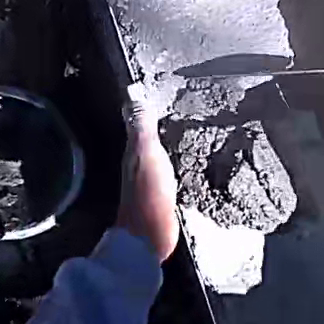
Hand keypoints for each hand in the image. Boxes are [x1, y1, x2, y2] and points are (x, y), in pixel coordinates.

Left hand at [117, 88, 178, 261]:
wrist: (149, 239)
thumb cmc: (148, 195)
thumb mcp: (148, 155)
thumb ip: (142, 126)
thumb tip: (133, 91)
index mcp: (134, 151)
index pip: (138, 119)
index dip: (146, 103)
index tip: (159, 85)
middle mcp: (139, 163)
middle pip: (149, 135)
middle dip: (161, 120)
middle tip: (180, 102)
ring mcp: (151, 180)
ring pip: (160, 151)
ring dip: (171, 140)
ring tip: (190, 126)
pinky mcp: (163, 195)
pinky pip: (171, 168)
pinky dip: (178, 159)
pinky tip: (190, 158)